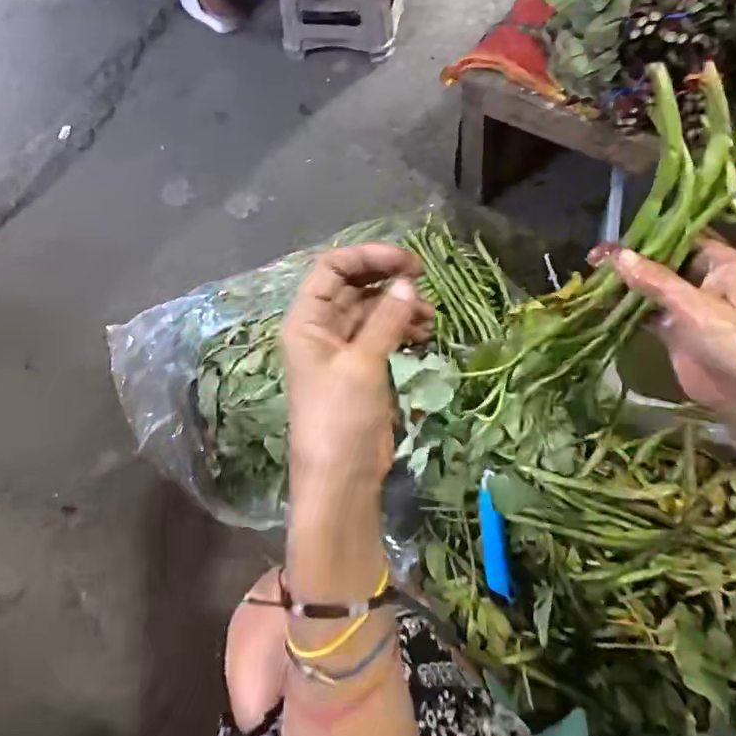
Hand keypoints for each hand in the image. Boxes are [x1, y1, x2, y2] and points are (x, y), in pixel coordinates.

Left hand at [280, 244, 433, 501]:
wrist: (341, 478)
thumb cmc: (340, 417)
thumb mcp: (363, 364)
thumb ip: (386, 320)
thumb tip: (408, 283)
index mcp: (306, 321)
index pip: (332, 269)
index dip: (368, 257)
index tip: (407, 262)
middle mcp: (320, 329)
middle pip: (353, 286)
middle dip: (387, 279)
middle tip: (423, 280)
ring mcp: (341, 349)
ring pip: (371, 310)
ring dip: (400, 306)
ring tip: (429, 317)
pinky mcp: (361, 368)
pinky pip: (381, 334)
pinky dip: (401, 328)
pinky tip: (423, 333)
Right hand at [593, 239, 735, 443]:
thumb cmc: (735, 343)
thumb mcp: (695, 307)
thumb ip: (654, 280)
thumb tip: (616, 255)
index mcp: (724, 264)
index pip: (682, 237)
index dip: (649, 235)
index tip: (613, 239)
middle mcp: (707, 279)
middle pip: (663, 261)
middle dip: (630, 260)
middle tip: (594, 259)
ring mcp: (690, 305)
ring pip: (651, 286)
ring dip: (625, 283)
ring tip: (592, 278)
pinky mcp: (675, 328)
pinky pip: (646, 311)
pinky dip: (626, 307)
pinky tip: (601, 302)